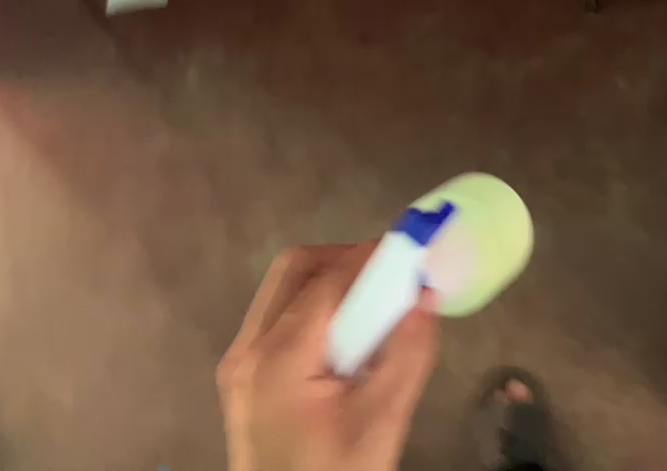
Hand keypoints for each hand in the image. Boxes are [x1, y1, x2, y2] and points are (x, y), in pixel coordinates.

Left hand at [219, 243, 440, 470]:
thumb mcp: (382, 423)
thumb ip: (408, 352)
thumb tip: (428, 293)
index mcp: (279, 360)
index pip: (331, 279)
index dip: (374, 254)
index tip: (413, 244)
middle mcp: (248, 351)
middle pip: (296, 268)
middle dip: (347, 258)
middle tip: (390, 274)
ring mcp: (238, 364)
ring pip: (284, 287)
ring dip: (330, 278)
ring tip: (372, 303)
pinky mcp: (241, 377)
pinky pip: (278, 314)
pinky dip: (315, 304)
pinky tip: (346, 334)